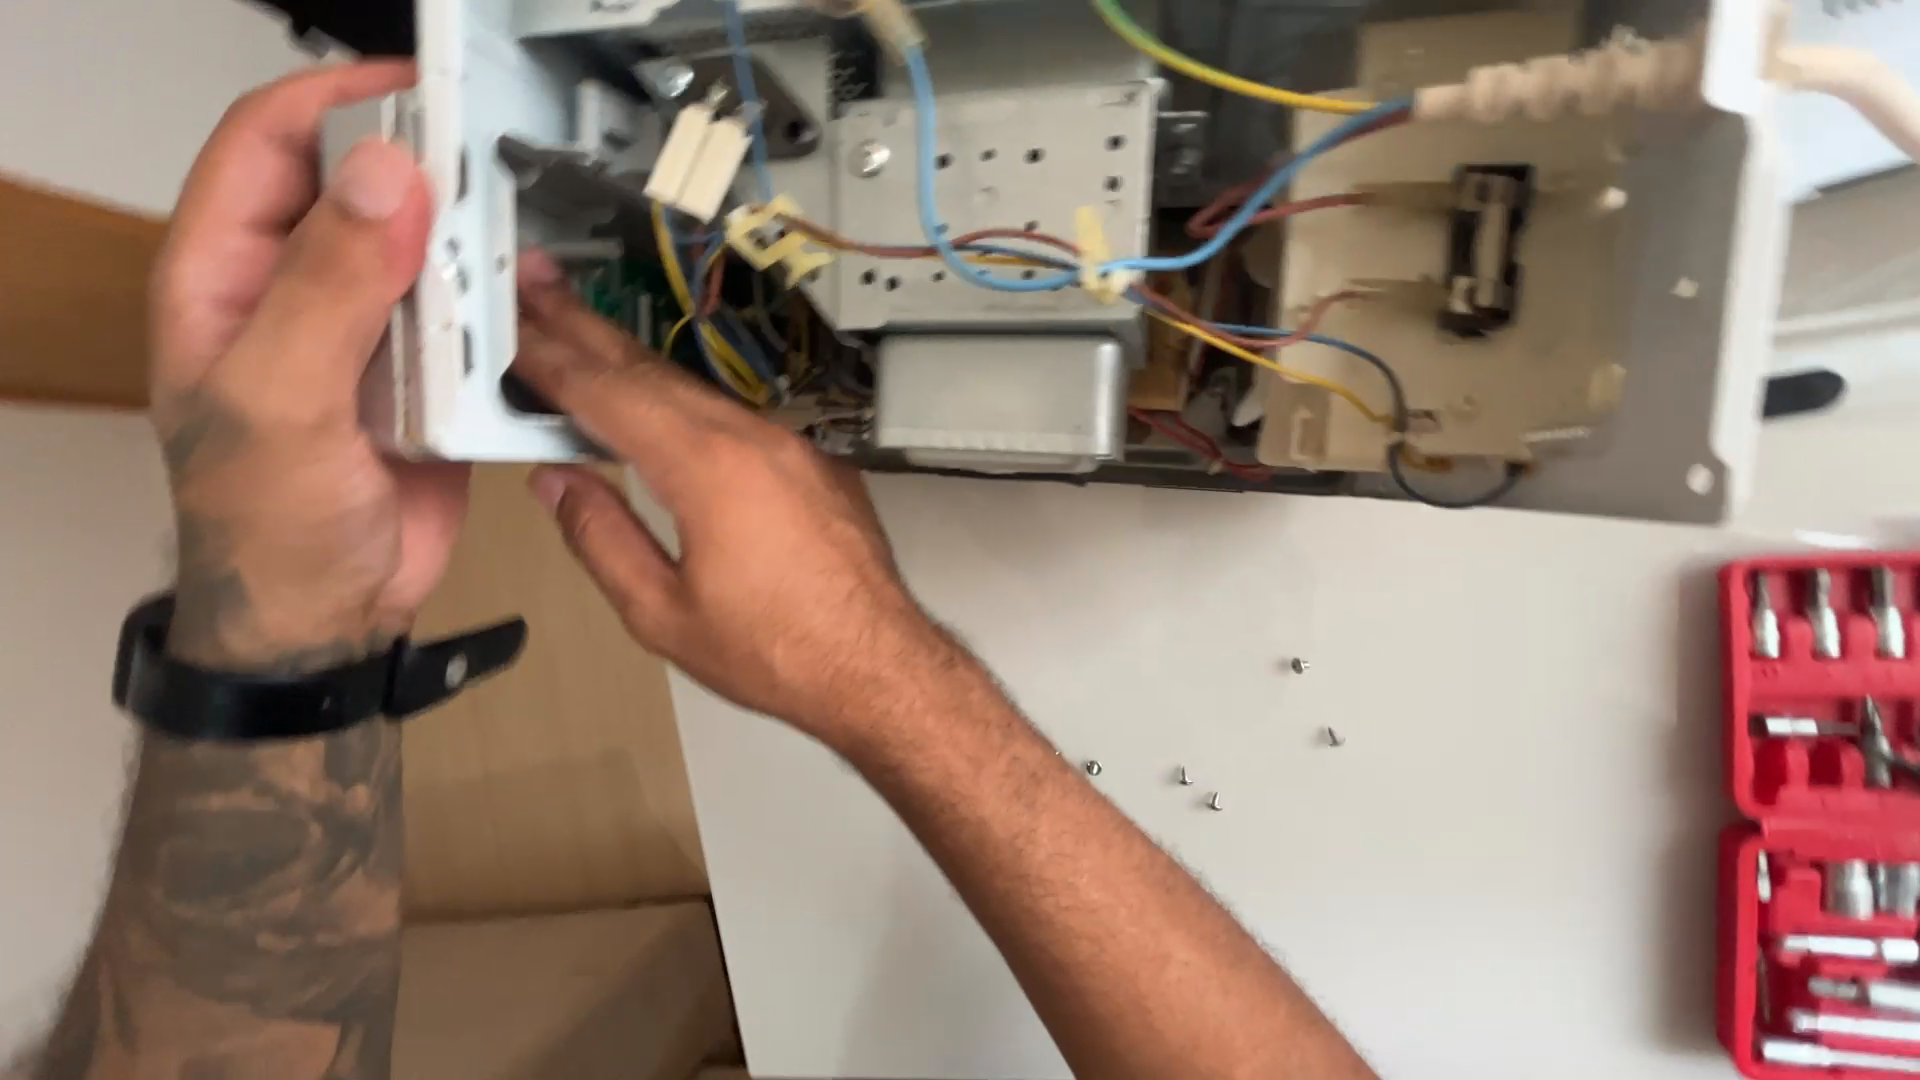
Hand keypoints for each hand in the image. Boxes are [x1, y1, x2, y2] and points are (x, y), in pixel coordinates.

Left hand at [151, 63, 469, 672]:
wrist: (335, 608)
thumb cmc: (271, 517)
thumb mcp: (284, 395)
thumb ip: (333, 285)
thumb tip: (389, 174)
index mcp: (232, 280)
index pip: (272, 151)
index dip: (336, 104)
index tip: (420, 88)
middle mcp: (307, 298)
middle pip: (366, 200)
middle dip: (427, 174)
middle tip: (496, 167)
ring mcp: (377, 343)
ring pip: (432, 265)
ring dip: (477, 249)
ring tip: (528, 237)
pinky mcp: (436, 386)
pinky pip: (474, 331)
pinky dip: (507, 316)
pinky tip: (540, 311)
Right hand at [511, 262, 953, 744]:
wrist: (879, 666)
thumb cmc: (771, 652)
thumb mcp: (664, 614)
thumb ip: (603, 538)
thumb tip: (555, 480)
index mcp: (707, 468)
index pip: (610, 395)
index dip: (553, 358)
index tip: (509, 325)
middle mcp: (754, 438)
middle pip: (655, 374)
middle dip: (588, 329)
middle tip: (536, 282)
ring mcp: (795, 447)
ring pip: (701, 394)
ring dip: (639, 366)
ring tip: (586, 335)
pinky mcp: (820, 466)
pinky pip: (742, 422)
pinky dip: (691, 406)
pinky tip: (668, 409)